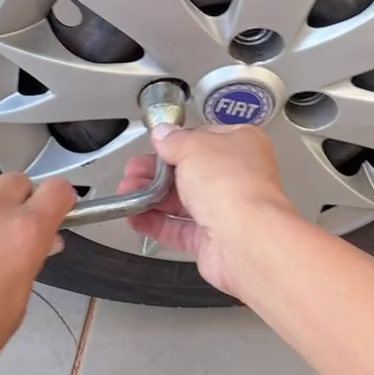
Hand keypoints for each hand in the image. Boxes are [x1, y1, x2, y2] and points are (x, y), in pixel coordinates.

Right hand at [117, 124, 299, 296]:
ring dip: (152, 197)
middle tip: (134, 172)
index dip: (177, 141)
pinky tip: (137, 218)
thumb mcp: (194, 147)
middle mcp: (238, 177)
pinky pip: (180, 229)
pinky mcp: (214, 239)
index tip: (154, 145)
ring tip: (128, 194)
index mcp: (242, 144)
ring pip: (183, 201)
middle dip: (156, 172)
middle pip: (190, 171)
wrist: (246, 240)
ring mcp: (226, 209)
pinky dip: (157, 223)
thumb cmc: (234, 186)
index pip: (205, 137)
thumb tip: (164, 134)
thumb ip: (174, 140)